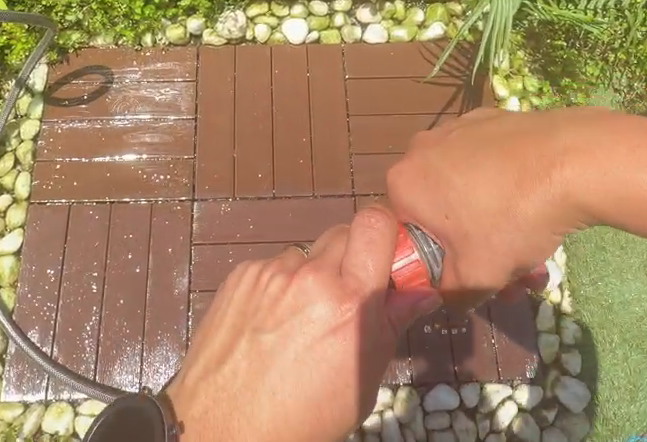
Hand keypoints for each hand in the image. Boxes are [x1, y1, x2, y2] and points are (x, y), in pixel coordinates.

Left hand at [165, 205, 441, 441]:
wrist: (222, 427)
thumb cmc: (303, 418)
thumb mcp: (362, 384)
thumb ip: (391, 326)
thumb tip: (424, 293)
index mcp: (351, 303)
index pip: (377, 224)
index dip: (385, 233)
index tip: (386, 255)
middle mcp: (313, 276)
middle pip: (345, 232)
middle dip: (352, 257)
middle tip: (346, 293)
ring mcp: (273, 271)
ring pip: (308, 254)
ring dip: (313, 276)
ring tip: (299, 320)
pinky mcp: (243, 272)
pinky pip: (274, 267)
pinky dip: (279, 287)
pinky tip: (270, 324)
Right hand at [384, 107, 600, 301]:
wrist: (569, 162)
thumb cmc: (510, 220)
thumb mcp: (477, 278)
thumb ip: (450, 294)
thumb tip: (448, 297)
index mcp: (403, 183)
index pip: (406, 232)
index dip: (434, 261)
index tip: (469, 276)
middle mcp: (420, 147)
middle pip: (437, 208)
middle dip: (468, 242)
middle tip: (507, 268)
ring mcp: (456, 127)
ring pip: (463, 185)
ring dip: (488, 216)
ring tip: (531, 244)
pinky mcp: (487, 118)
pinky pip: (484, 160)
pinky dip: (500, 183)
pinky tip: (533, 199)